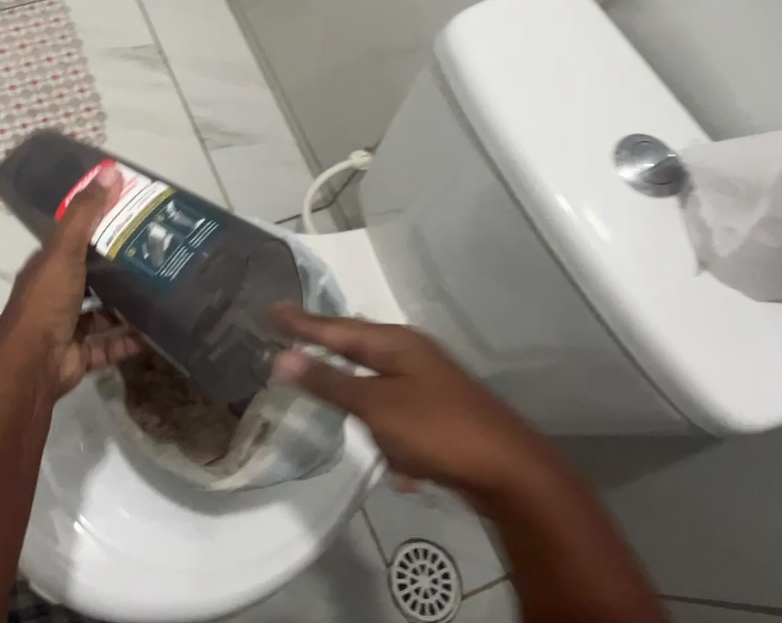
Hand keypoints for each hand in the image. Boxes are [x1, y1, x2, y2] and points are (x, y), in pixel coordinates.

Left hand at [0, 163, 144, 393]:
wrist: (32, 365)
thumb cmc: (46, 301)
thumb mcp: (65, 250)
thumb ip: (87, 213)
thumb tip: (111, 170)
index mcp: (47, 266)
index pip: (75, 238)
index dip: (100, 224)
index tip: (133, 214)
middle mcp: (56, 293)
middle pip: (91, 274)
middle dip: (119, 266)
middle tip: (157, 253)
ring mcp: (68, 326)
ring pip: (102, 310)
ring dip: (127, 304)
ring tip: (161, 289)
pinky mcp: (81, 354)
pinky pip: (111, 344)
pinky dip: (131, 340)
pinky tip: (157, 332)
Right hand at [270, 305, 543, 497]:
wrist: (510, 473)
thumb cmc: (437, 430)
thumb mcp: (375, 406)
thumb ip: (329, 381)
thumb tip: (282, 356)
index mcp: (394, 343)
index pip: (335, 327)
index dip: (301, 322)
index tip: (270, 309)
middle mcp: (411, 353)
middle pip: (356, 345)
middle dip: (325, 344)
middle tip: (289, 335)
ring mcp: (427, 382)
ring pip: (375, 380)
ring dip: (352, 390)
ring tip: (324, 386)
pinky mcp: (437, 413)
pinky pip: (395, 411)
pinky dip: (383, 426)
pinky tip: (390, 457)